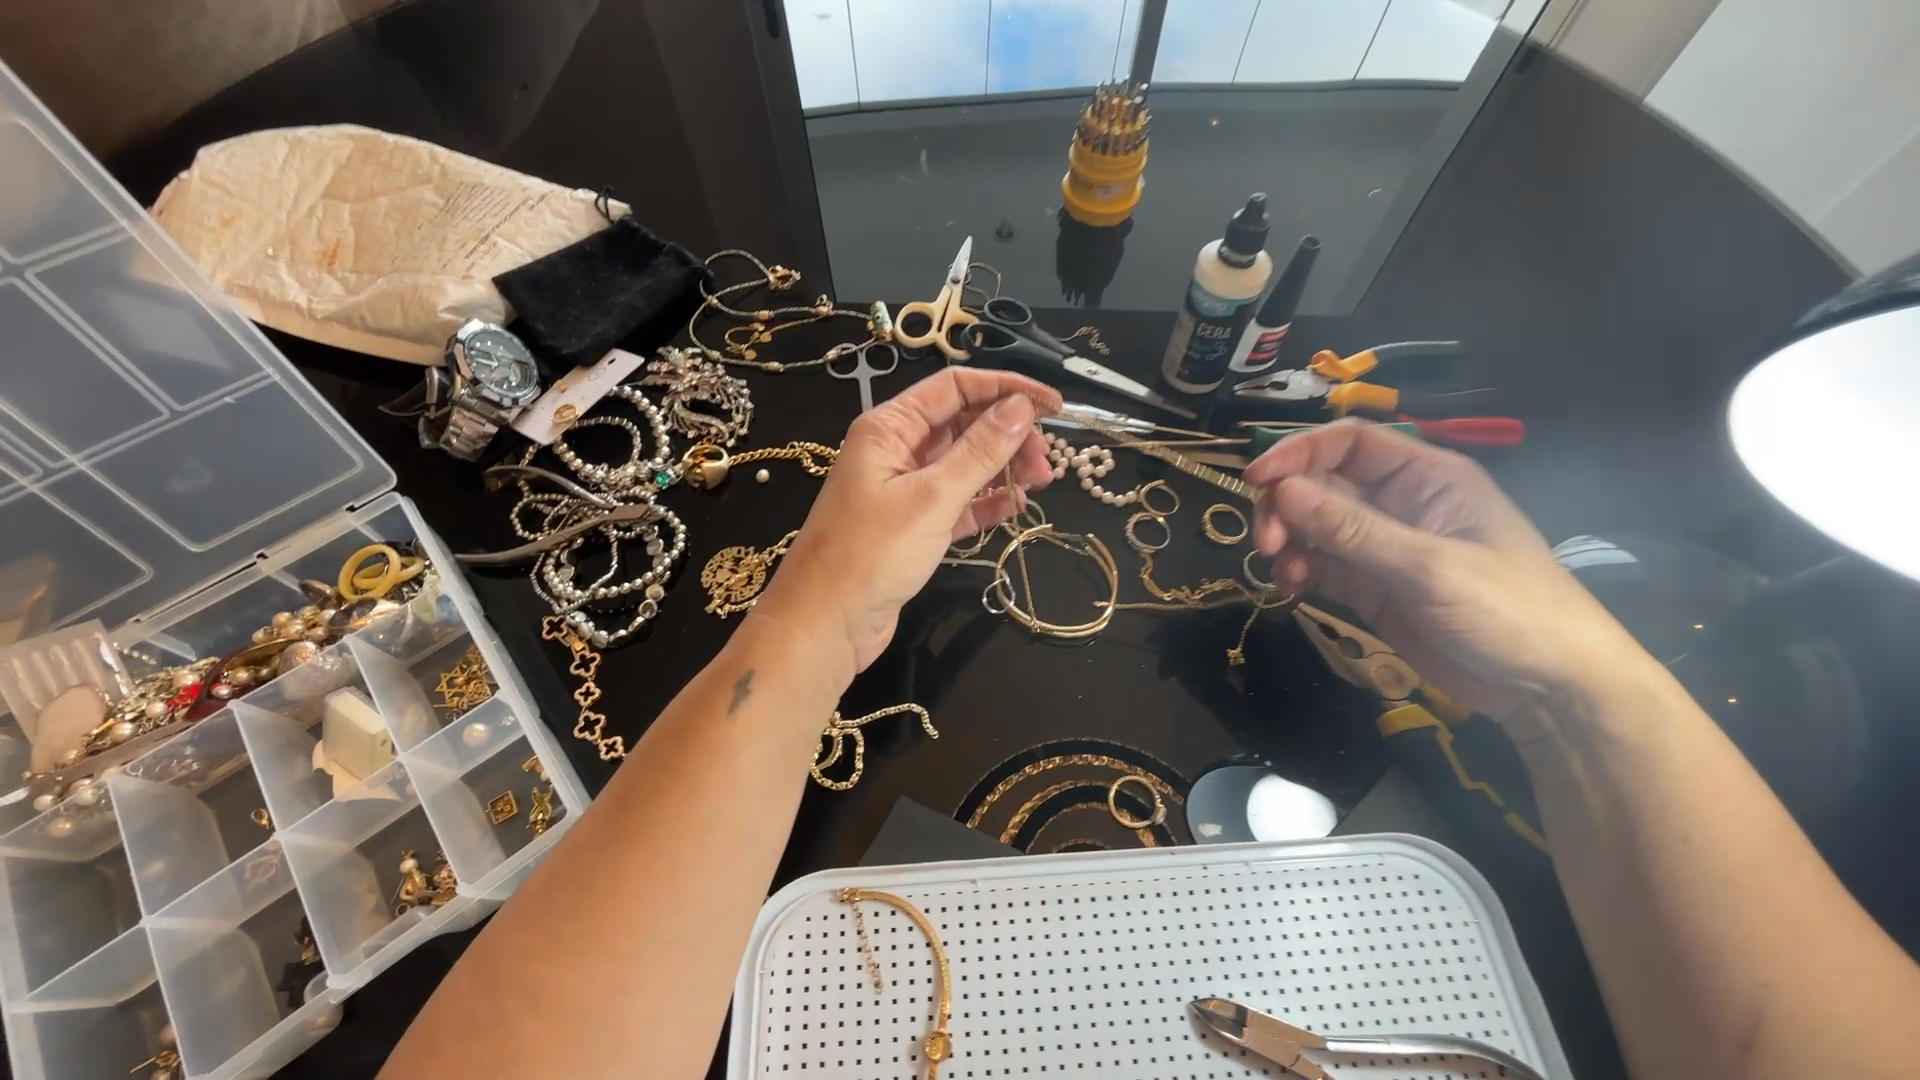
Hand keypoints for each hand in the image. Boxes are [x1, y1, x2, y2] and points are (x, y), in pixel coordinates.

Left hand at [752, 367, 1062, 672]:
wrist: (825, 625)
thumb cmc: (870, 554)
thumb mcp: (931, 498)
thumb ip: (980, 451)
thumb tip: (1022, 408)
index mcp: (889, 428)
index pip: (954, 388)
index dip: (1006, 389)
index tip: (1053, 405)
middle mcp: (896, 450)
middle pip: (963, 424)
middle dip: (1008, 435)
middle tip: (1046, 463)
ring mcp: (905, 490)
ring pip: (964, 464)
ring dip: (1003, 469)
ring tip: (1040, 485)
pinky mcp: (914, 526)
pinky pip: (959, 501)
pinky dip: (986, 502)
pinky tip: (1016, 507)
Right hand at [1244, 420, 1645, 719]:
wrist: (1548, 687)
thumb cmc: (1507, 609)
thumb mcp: (1427, 566)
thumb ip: (1352, 529)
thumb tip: (1282, 491)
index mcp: (1425, 477)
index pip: (1349, 443)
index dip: (1298, 452)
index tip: (1256, 480)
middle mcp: (1399, 503)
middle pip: (1322, 484)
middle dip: (1287, 506)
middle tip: (1268, 541)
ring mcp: (1383, 547)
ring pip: (1314, 526)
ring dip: (1290, 541)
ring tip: (1286, 572)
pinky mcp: (1372, 587)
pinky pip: (1322, 565)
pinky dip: (1300, 571)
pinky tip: (1293, 588)